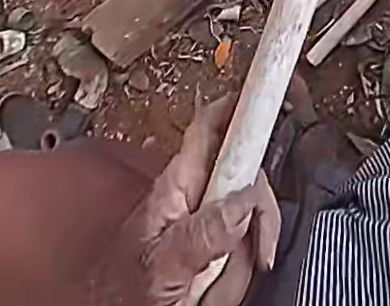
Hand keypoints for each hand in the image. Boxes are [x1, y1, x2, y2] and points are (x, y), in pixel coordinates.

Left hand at [87, 98, 280, 305]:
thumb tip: (245, 200)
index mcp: (178, 180)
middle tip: (256, 249)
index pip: (211, 123)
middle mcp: (196, 188)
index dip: (239, 103)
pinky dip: (239, 274)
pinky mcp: (215, 239)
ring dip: (242, 260)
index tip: (269, 102)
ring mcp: (207, 214)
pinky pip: (246, 245)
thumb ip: (202, 234)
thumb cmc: (120, 291)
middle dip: (257, 217)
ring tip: (210, 288)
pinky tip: (216, 291)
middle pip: (249, 174)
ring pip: (251, 215)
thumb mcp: (160, 266)